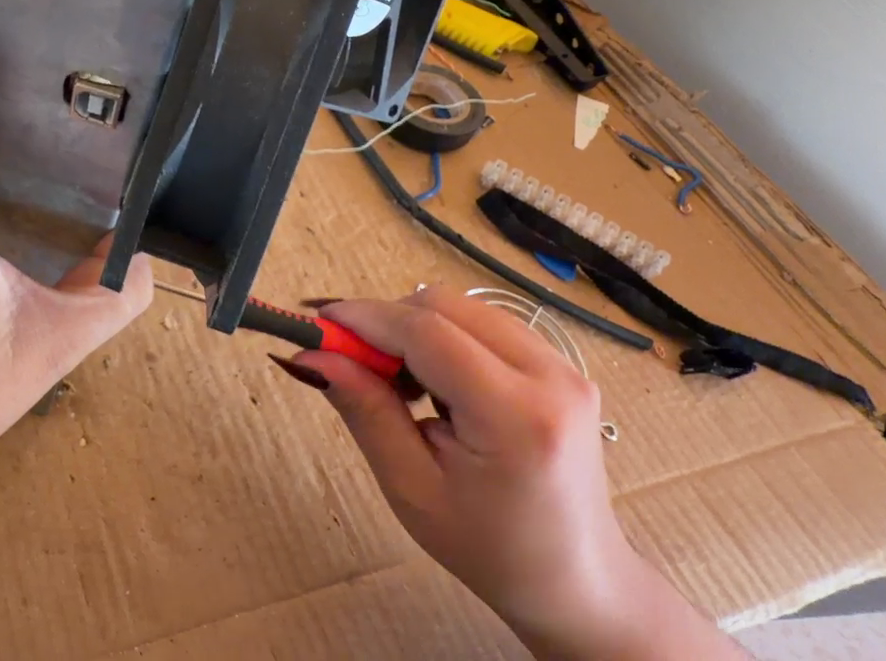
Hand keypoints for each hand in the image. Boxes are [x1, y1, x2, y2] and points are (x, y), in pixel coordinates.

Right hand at [273, 287, 742, 660]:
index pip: (427, 332)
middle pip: (444, 306)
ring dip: (413, 328)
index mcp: (518, 417)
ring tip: (398, 382)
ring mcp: (563, 367)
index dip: (364, 318)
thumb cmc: (487, 545)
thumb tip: (310, 355)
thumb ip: (364, 410)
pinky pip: (483, 323)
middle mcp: (551, 378)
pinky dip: (442, 336)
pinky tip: (433, 383)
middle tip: (354, 364)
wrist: (575, 577)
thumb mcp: (410, 486)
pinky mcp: (560, 365)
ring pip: (461, 307)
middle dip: (386, 322)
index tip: (316, 327)